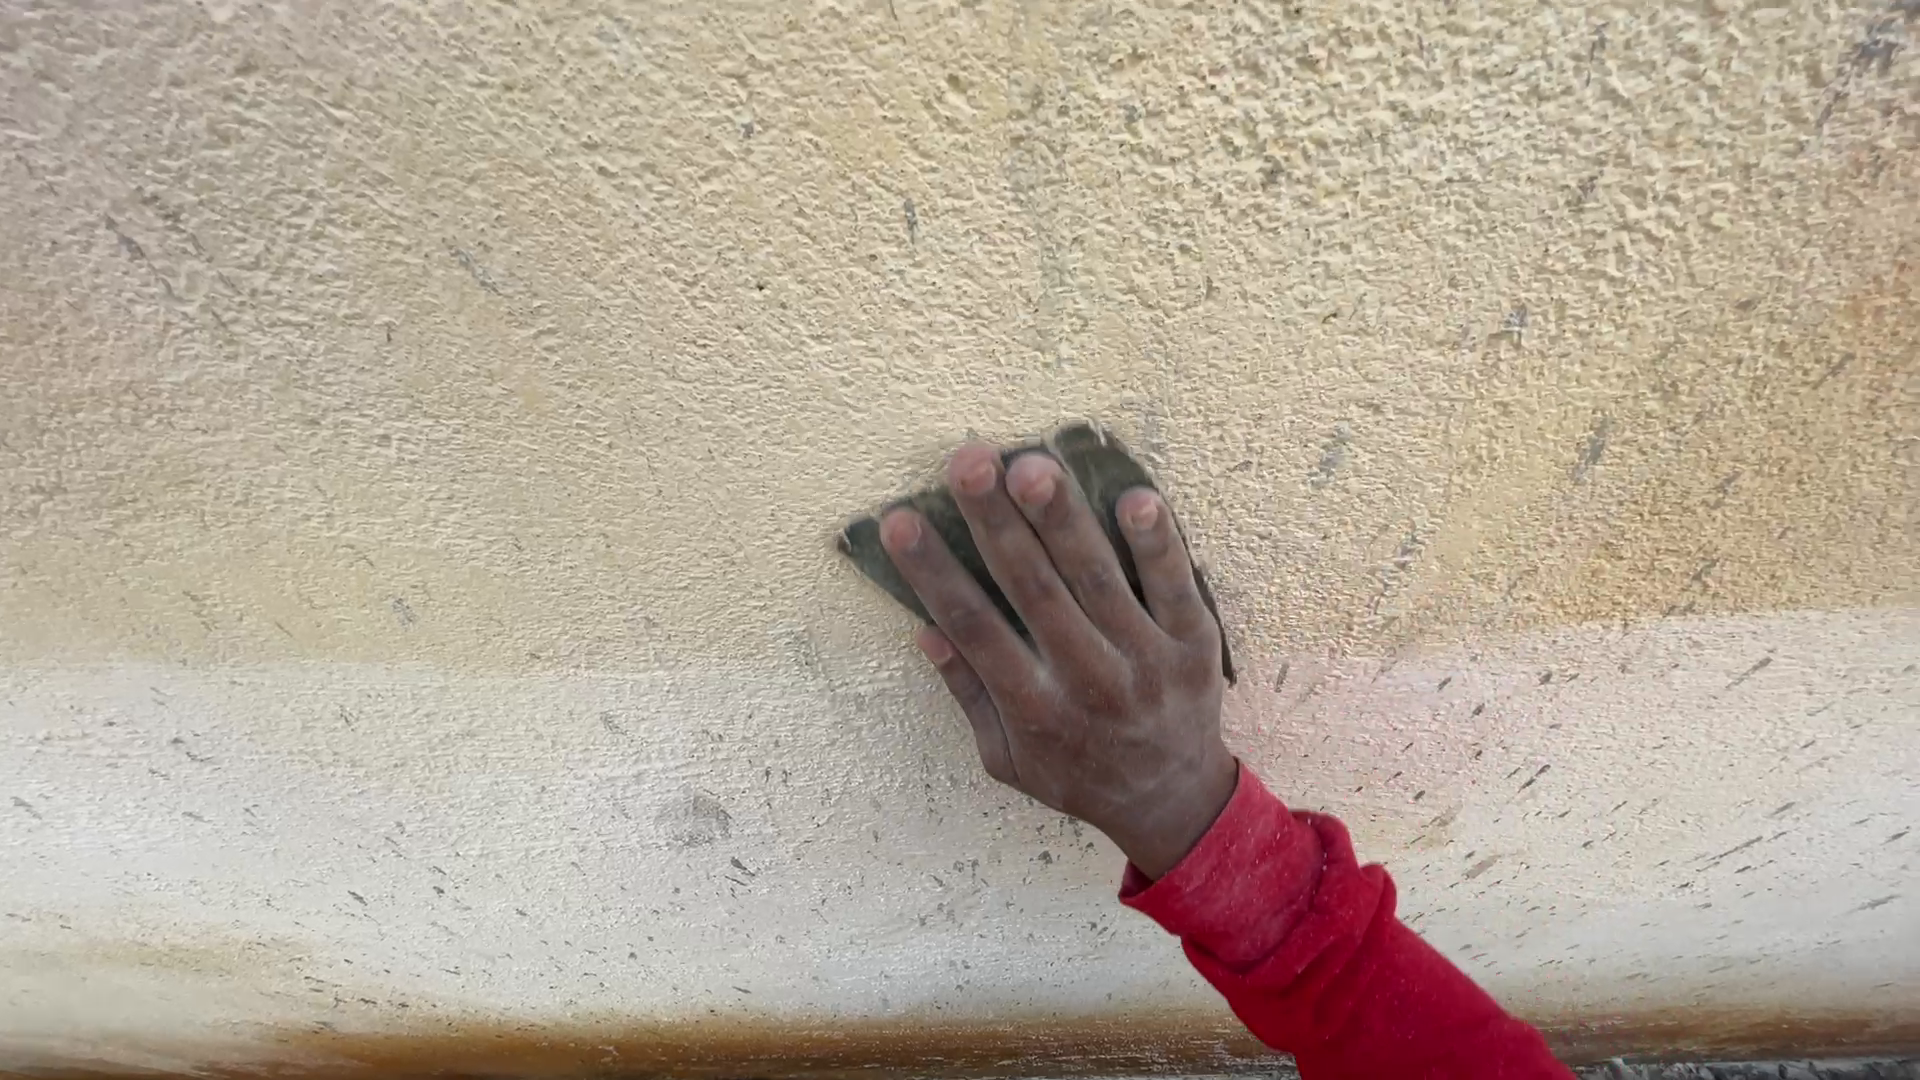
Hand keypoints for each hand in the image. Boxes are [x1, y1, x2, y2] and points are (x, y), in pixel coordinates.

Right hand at [881, 442, 1236, 878]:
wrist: (1173, 802)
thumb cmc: (1077, 776)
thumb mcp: (1005, 759)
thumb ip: (968, 695)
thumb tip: (927, 630)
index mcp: (1034, 711)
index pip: (974, 628)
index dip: (933, 573)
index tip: (898, 520)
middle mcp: (1088, 681)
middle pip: (1033, 590)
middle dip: (997, 522)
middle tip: (968, 461)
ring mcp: (1145, 661)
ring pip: (1097, 578)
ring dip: (1064, 519)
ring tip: (1033, 465)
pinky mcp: (1194, 645)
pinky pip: (1176, 586)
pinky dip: (1157, 544)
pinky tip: (1135, 497)